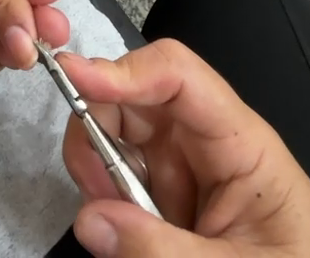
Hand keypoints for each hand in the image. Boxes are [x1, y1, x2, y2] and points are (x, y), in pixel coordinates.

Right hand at [58, 40, 309, 257]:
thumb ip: (162, 251)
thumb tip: (85, 220)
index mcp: (238, 140)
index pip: (176, 73)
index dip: (122, 69)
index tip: (72, 79)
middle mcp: (203, 139)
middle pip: (132, 98)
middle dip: (96, 128)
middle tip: (92, 188)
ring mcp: (182, 166)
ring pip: (116, 135)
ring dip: (98, 169)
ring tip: (112, 224)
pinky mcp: (167, 195)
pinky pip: (120, 176)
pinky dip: (105, 197)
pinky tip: (120, 231)